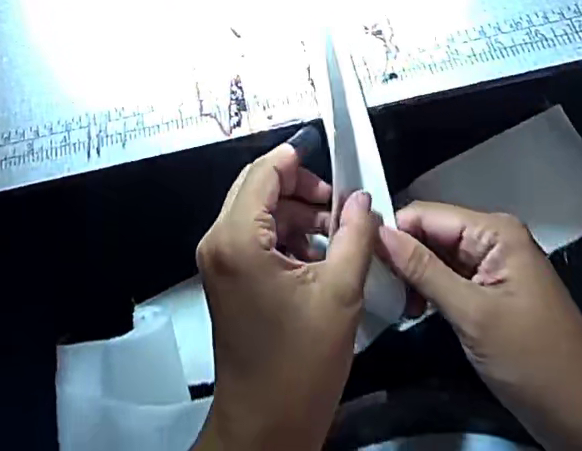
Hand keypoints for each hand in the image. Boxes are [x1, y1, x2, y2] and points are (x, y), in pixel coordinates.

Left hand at [192, 139, 379, 450]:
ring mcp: (217, 257)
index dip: (295, 158)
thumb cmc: (301, 363)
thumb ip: (355, 236)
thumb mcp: (339, 295)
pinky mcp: (225, 275)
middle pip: (256, 188)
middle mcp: (217, 238)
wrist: (265, 425)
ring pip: (256, 211)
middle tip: (341, 205)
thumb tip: (363, 200)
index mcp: (236, 236)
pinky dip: (284, 236)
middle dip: (300, 189)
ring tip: (338, 234)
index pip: (262, 173)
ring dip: (296, 214)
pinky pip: (253, 236)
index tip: (329, 157)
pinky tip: (318, 256)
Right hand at [378, 203, 581, 450]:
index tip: (362, 258)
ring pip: (432, 254)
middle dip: (400, 255)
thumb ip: (422, 269)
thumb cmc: (537, 365)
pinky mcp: (489, 289)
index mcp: (494, 231)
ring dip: (411, 275)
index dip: (390, 232)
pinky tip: (413, 308)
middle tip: (377, 286)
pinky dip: (426, 289)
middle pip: (426, 231)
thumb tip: (374, 231)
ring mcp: (492, 264)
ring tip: (396, 302)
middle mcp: (492, 237)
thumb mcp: (473, 315)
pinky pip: (446, 274)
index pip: (423, 214)